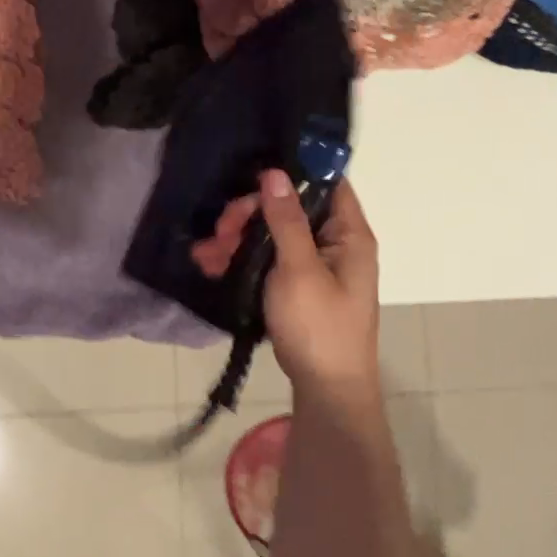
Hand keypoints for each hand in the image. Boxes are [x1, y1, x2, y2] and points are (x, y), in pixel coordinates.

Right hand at [191, 170, 379, 397]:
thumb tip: (276, 172)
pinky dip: (237, 256)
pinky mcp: (291, 280)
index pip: (328, 183)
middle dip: (249, 212)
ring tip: (207, 253)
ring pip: (268, 230)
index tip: (253, 173)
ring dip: (235, 236)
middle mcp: (332, 243)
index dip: (295, 171)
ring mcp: (311, 262)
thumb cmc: (319, 325)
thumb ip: (287, 220)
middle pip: (288, 206)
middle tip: (223, 229)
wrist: (324, 386)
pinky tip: (210, 263)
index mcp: (348, 236)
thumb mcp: (299, 269)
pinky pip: (262, 254)